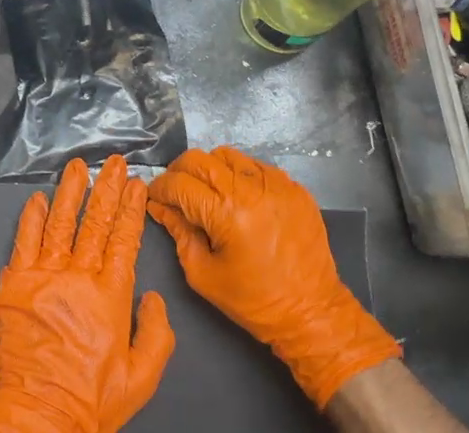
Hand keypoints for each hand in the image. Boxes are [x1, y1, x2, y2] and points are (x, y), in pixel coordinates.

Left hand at [0, 156, 174, 432]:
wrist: (41, 413)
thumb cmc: (92, 398)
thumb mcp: (142, 376)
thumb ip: (157, 333)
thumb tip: (153, 298)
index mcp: (110, 296)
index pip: (124, 240)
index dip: (130, 209)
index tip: (136, 185)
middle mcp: (77, 277)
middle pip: (95, 222)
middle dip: (107, 189)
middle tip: (114, 162)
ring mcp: (43, 276)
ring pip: (59, 222)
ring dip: (70, 192)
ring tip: (78, 166)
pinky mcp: (15, 283)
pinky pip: (24, 241)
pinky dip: (30, 217)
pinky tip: (36, 197)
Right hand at [146, 147, 399, 410]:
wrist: (313, 313)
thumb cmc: (253, 300)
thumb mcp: (203, 274)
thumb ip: (178, 233)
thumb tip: (158, 207)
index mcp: (226, 214)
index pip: (179, 183)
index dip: (160, 189)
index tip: (156, 198)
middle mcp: (250, 190)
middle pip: (199, 159)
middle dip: (179, 171)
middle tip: (176, 191)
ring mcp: (276, 185)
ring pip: (227, 155)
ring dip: (209, 168)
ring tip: (208, 192)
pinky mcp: (294, 188)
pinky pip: (256, 166)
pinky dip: (239, 175)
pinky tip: (238, 197)